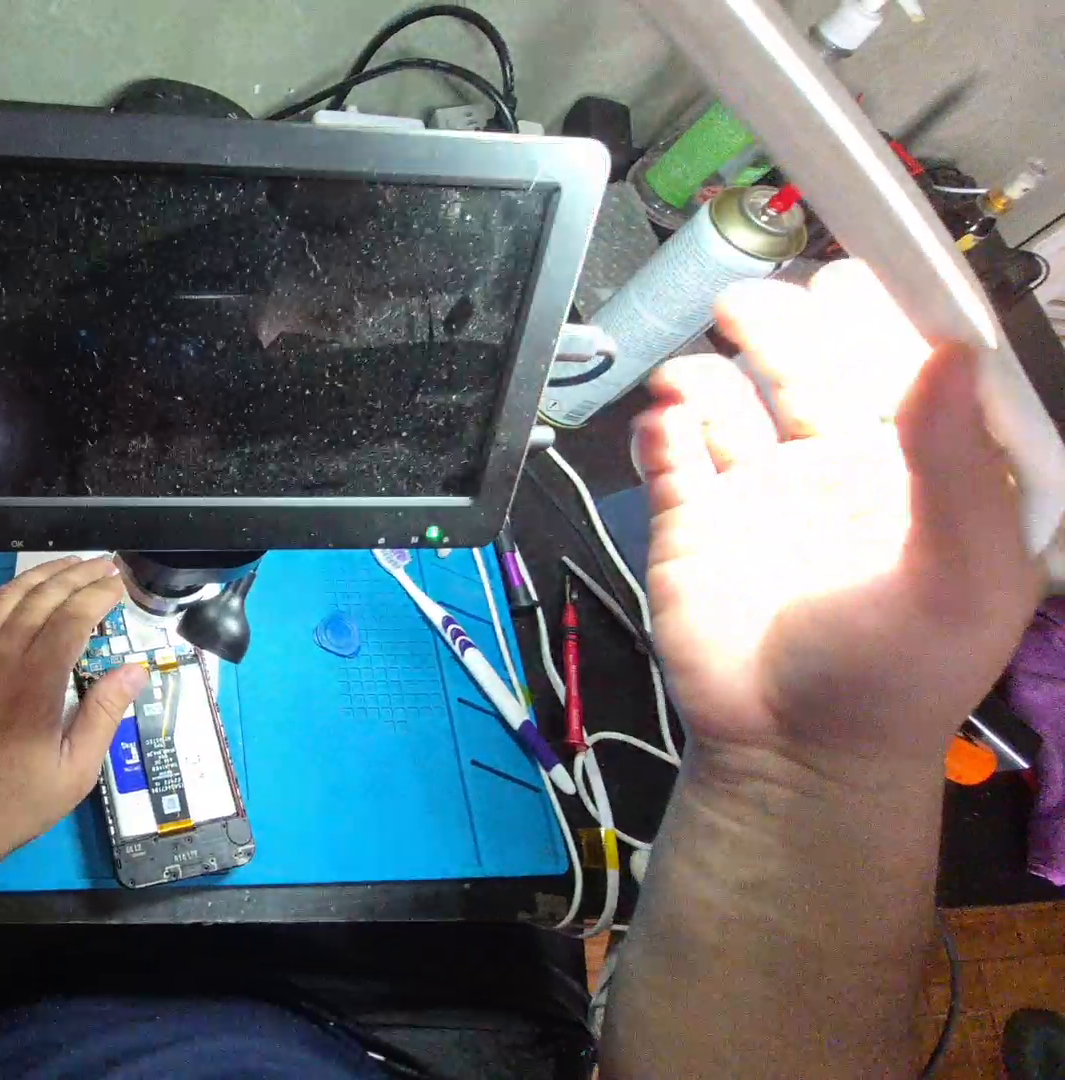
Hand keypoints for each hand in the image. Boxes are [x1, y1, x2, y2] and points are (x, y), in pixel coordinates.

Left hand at [0, 556, 148, 873]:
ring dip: (42, 575)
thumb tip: (135, 670)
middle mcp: (1, 660)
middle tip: (104, 563)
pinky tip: (28, 597)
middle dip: (76, 574)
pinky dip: (15, 594)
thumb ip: (104, 714)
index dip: (98, 595)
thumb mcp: (73, 773)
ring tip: (70, 564)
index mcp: (35, 684)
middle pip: (41, 598)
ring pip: (8, 599)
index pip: (72, 619)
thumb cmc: (12, 805)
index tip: (121, 583)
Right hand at [635, 260, 1041, 777]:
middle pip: (799, 374)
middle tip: (741, 304)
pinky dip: (661, 433)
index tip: (849, 269)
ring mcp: (752, 493)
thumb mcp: (964, 575)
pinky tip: (663, 426)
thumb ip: (957, 466)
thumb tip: (945, 355)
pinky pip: (669, 459)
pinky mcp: (687, 520)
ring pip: (723, 408)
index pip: (898, 371)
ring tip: (685, 380)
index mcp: (914, 472)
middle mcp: (831, 468)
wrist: (787, 741)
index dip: (879, 317)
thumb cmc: (895, 669)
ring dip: (705, 381)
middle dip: (775, 331)